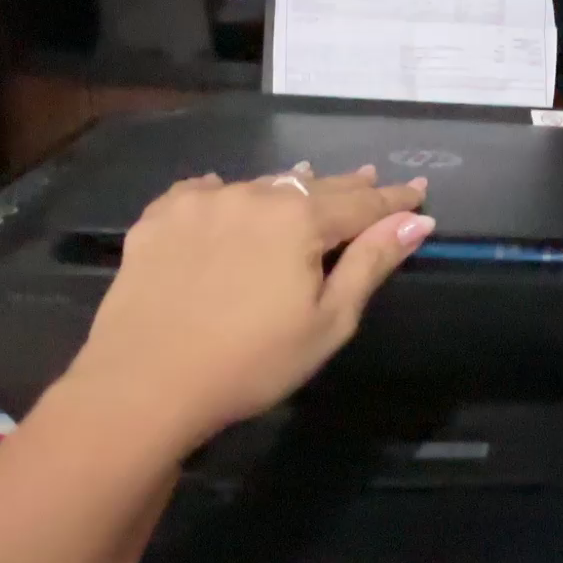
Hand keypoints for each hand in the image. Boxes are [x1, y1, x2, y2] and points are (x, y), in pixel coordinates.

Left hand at [59, 164, 432, 448]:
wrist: (144, 383)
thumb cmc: (252, 362)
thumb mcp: (328, 322)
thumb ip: (371, 264)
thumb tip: (416, 221)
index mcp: (300, 220)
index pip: (362, 203)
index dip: (394, 199)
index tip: (418, 189)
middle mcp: (252, 195)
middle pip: (313, 187)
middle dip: (346, 186)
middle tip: (369, 178)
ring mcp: (201, 203)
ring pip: (259, 186)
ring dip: (288, 188)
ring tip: (307, 182)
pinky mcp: (159, 218)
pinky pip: (203, 193)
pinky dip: (225, 194)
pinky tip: (225, 196)